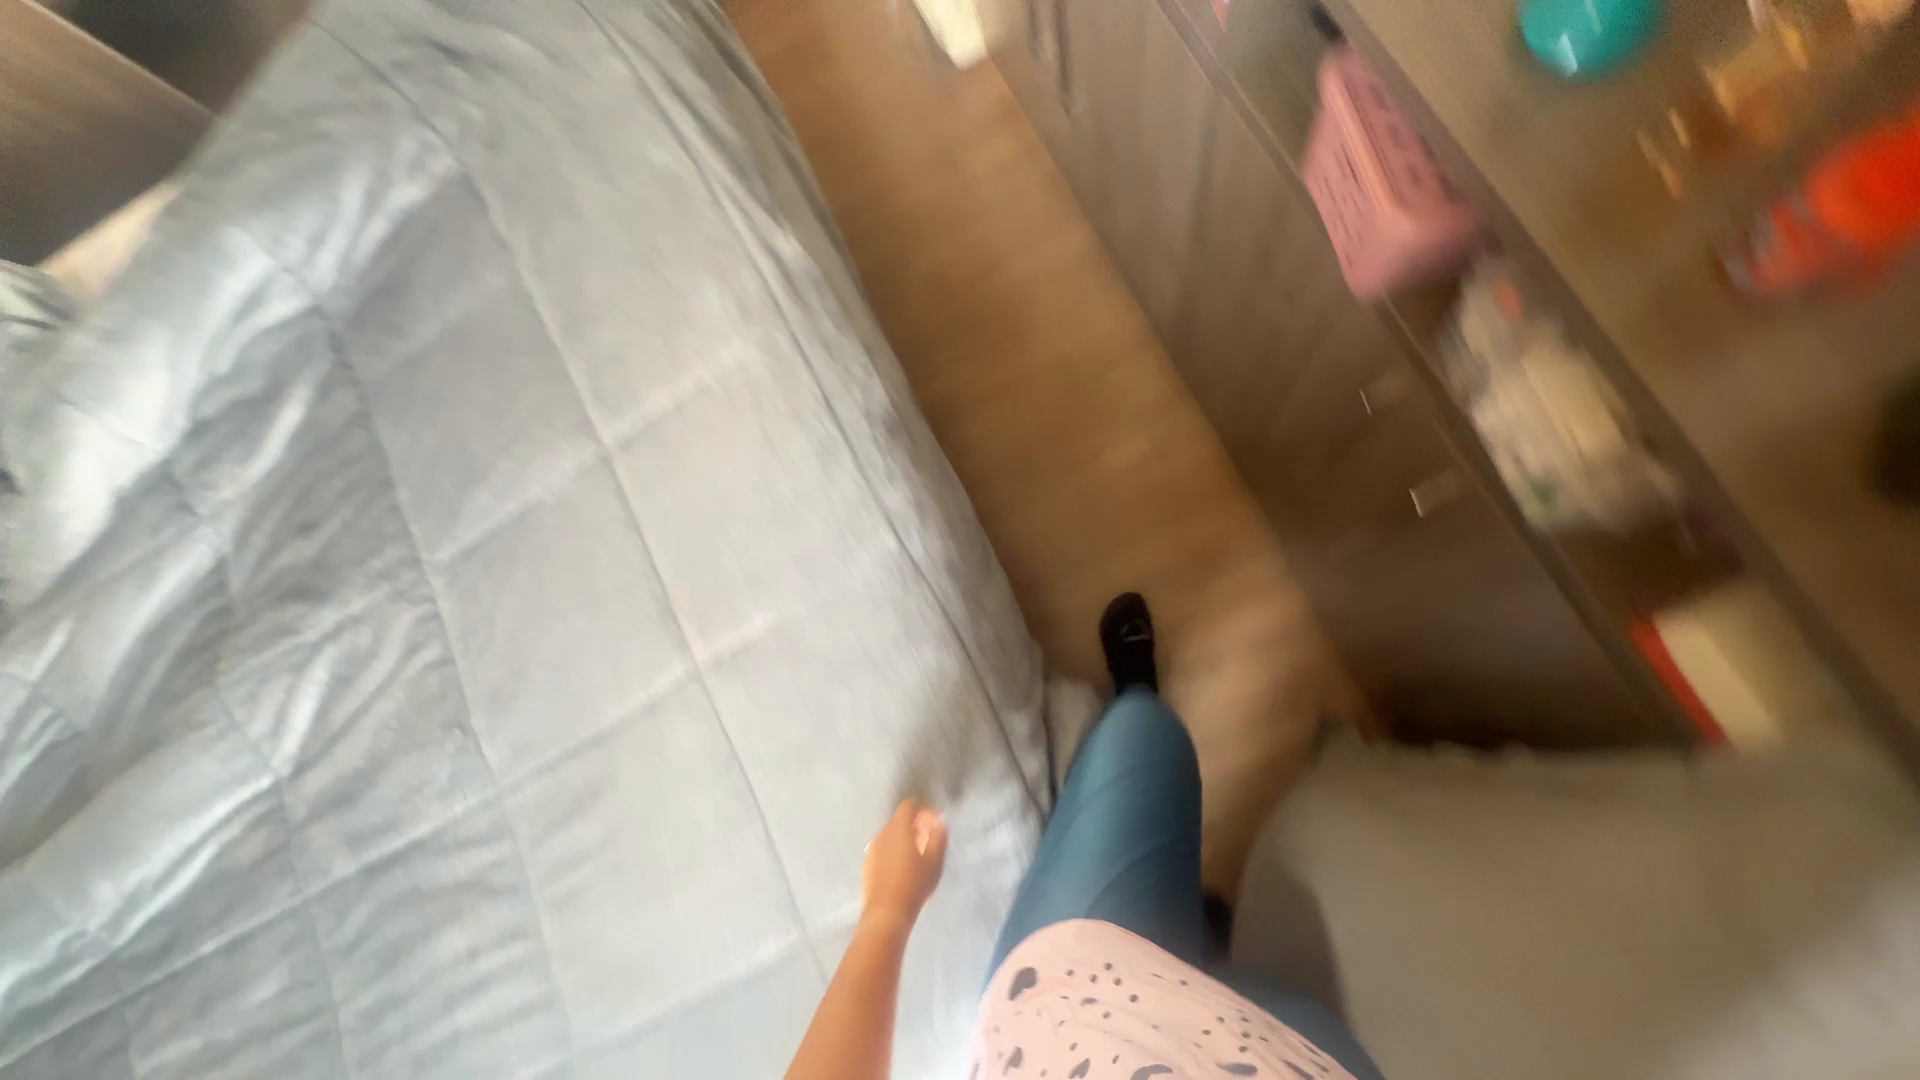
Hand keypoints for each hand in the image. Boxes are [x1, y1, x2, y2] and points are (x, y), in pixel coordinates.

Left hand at [862, 799, 947, 932]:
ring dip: (904, 838)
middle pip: (899, 819)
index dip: (923, 809)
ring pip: (891, 835)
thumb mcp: (934, 861)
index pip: (908, 805)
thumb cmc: (914, 884)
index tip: (934, 822)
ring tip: (918, 856)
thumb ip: (938, 838)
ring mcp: (872, 849)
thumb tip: (940, 823)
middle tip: (929, 839)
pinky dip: (894, 850)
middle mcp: (883, 833)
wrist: (886, 913)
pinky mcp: (868, 864)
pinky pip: (883, 849)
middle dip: (915, 824)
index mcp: (899, 828)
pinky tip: (903, 868)